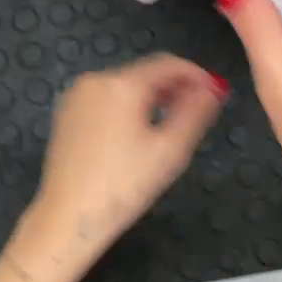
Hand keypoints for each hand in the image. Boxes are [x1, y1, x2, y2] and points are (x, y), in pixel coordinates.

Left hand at [12, 54, 227, 281]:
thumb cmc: (123, 187)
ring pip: (124, 86)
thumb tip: (213, 88)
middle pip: (144, 73)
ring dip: (150, 98)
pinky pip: (105, 99)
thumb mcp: (170, 150)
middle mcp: (94, 81)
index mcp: (120, 84)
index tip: (216, 93)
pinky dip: (126, 108)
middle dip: (173, 88)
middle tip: (197, 113)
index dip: (197, 75)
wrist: (68, 218)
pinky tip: (136, 134)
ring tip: (170, 126)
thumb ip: (196, 112)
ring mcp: (75, 96)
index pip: (168, 64)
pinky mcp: (65, 114)